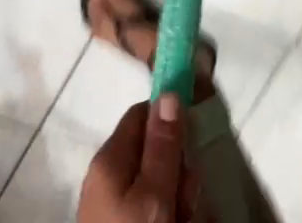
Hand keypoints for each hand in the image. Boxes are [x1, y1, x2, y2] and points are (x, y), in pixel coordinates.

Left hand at [78, 94, 195, 222]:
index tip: (195, 136)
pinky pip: (151, 203)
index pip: (141, 113)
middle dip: (179, 170)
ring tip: (182, 217)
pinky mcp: (118, 219)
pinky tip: (175, 222)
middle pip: (154, 150)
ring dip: (178, 195)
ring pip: (157, 181)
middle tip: (186, 197)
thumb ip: (162, 147)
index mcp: (108, 156)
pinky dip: (167, 212)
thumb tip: (168, 93)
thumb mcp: (153, 195)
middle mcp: (106, 172)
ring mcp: (110, 199)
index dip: (170, 117)